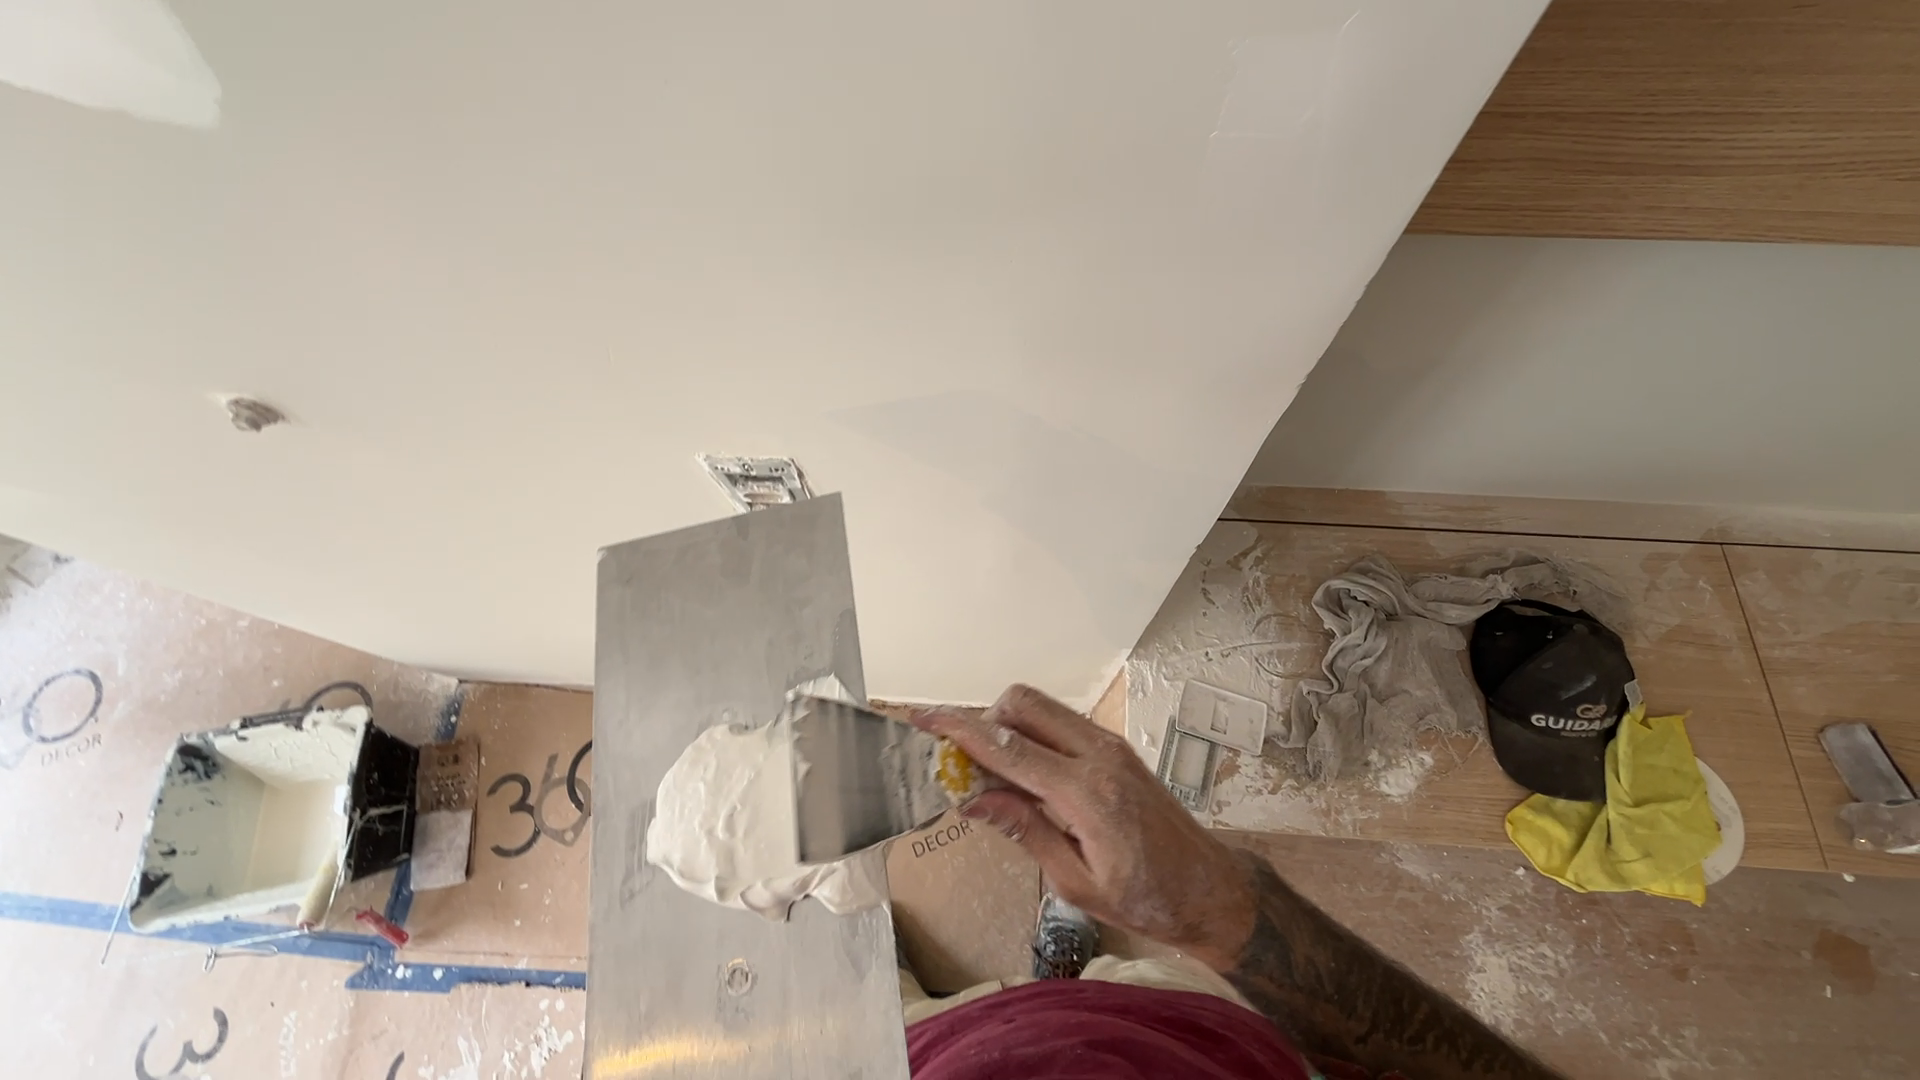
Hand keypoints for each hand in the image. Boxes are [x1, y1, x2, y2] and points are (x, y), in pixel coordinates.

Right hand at [912, 684, 1255, 969]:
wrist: (1210, 888)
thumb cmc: (1145, 900)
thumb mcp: (1077, 883)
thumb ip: (1026, 831)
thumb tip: (971, 798)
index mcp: (1088, 794)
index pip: (1009, 747)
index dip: (960, 730)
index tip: (923, 720)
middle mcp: (1098, 753)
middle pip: (1022, 703)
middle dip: (983, 721)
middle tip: (969, 768)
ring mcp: (1109, 743)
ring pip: (1039, 706)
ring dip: (1005, 727)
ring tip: (995, 779)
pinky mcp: (1113, 745)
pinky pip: (1058, 722)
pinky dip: (1028, 735)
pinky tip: (1026, 778)